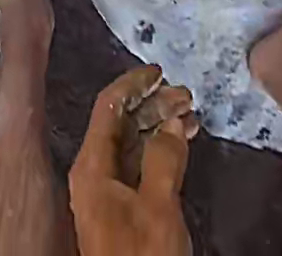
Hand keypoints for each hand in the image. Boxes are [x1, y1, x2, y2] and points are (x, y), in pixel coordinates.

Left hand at [69, 65, 198, 255]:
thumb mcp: (158, 208)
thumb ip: (164, 158)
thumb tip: (172, 121)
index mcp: (90, 164)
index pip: (108, 105)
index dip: (134, 83)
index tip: (160, 72)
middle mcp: (92, 171)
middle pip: (120, 122)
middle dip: (153, 104)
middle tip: (186, 96)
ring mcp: (105, 191)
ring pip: (131, 143)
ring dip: (160, 126)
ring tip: (191, 114)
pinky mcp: (119, 209)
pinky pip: (137, 165)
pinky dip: (159, 150)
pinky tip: (182, 142)